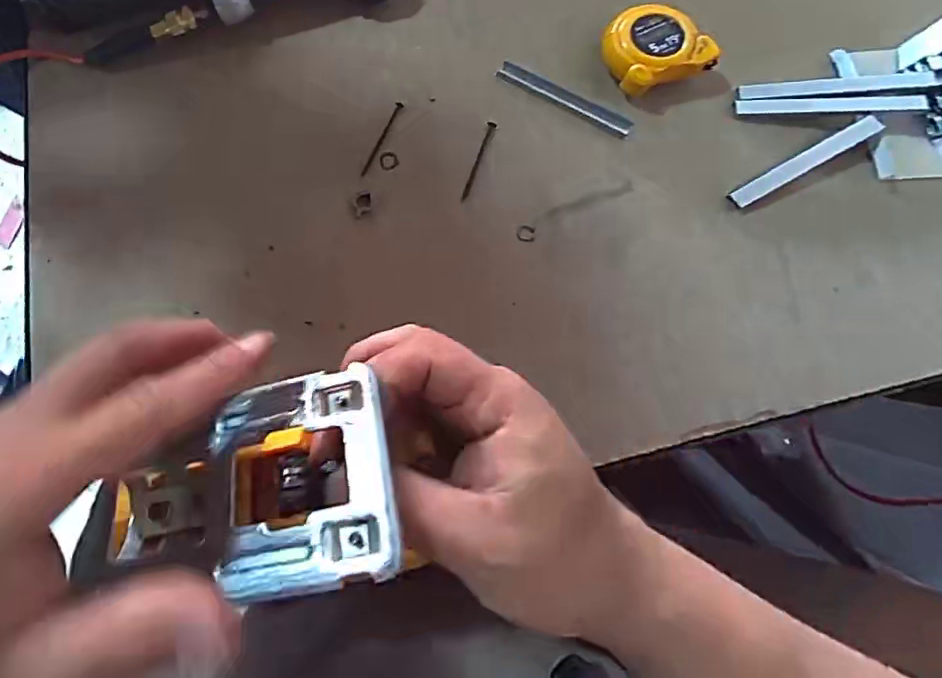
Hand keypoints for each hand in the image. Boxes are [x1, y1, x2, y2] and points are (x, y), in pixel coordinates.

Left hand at [0, 320, 273, 677]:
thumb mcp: (25, 668)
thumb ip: (128, 632)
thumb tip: (228, 615)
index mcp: (25, 477)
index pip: (141, 407)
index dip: (209, 374)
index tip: (259, 343)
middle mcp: (2, 434)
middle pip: (104, 357)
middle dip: (173, 338)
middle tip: (230, 344)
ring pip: (77, 371)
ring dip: (140, 361)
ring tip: (190, 374)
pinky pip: (54, 397)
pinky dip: (105, 389)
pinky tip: (120, 425)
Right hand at [343, 325, 656, 641]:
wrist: (612, 587)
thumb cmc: (559, 561)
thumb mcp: (476, 539)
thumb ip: (406, 500)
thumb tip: (343, 477)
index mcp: (495, 398)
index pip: (422, 354)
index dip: (373, 374)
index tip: (337, 418)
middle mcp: (479, 392)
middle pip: (406, 360)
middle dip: (360, 389)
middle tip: (328, 433)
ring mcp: (471, 413)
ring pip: (403, 390)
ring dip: (368, 416)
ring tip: (341, 457)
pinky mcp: (462, 438)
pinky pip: (411, 421)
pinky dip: (383, 439)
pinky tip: (369, 469)